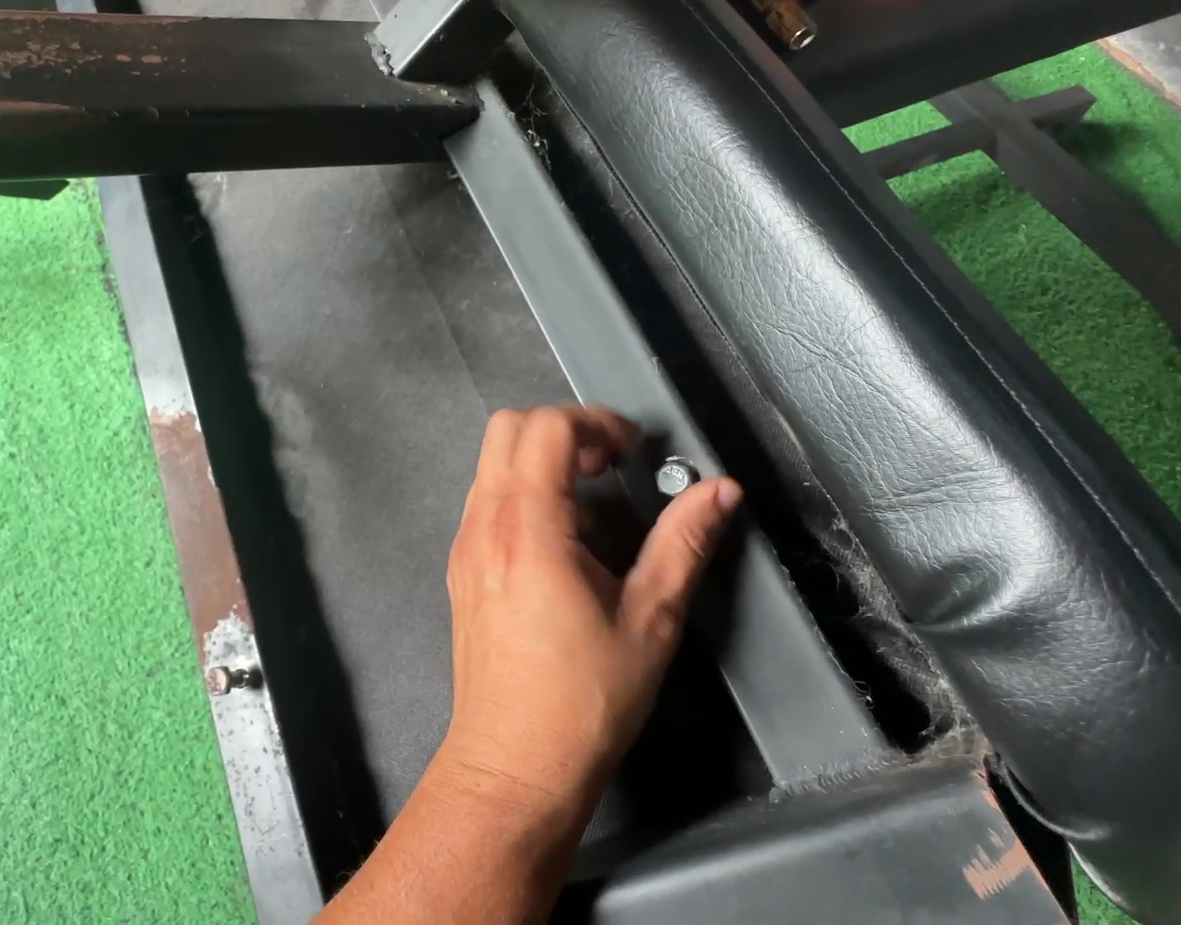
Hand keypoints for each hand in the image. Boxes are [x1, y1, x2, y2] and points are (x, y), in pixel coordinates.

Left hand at [437, 404, 741, 813]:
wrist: (513, 761)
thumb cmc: (580, 702)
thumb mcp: (651, 619)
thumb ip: (684, 544)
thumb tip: (718, 494)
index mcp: (529, 529)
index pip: (548, 427)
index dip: (595, 420)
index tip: (631, 445)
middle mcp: (485, 527)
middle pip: (507, 429)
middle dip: (563, 428)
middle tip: (609, 460)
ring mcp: (465, 546)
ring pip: (490, 461)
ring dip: (539, 456)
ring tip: (589, 491)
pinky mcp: (461, 568)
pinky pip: (483, 498)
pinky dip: (519, 487)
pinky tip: (559, 528)